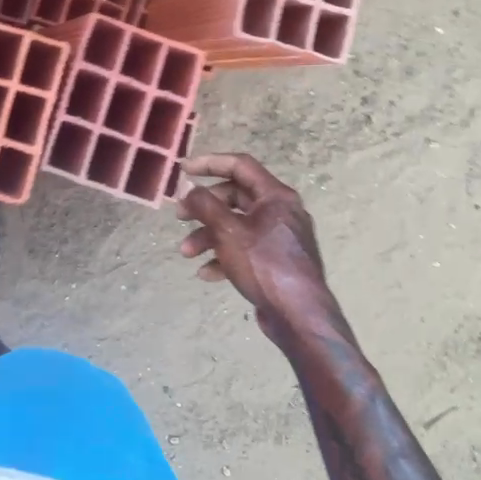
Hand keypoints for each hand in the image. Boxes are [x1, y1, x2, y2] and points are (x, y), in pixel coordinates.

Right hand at [176, 153, 339, 343]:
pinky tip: (206, 273)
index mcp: (275, 197)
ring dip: (208, 236)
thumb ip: (205, 205)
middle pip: (235, 197)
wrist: (300, 316)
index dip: (209, 163)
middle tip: (180, 216)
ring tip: (187, 252)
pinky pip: (244, 250)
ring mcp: (279, 238)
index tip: (183, 170)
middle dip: (204, 208)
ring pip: (236, 226)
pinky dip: (223, 257)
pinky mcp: (276, 262)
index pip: (239, 166)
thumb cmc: (264, 264)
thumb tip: (189, 189)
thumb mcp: (228, 231)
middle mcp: (281, 212)